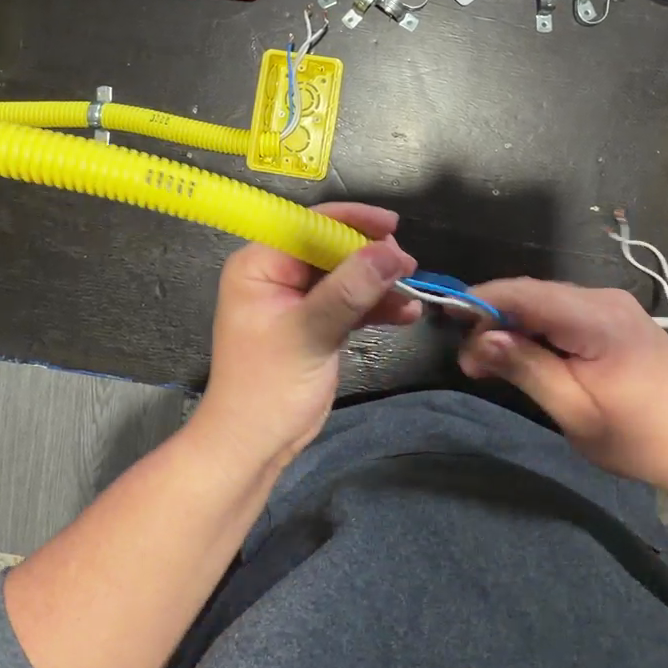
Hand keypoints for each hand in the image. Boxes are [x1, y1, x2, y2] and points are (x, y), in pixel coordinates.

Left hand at [195, 203, 419, 465]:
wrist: (255, 445)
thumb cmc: (268, 386)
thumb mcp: (309, 332)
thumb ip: (349, 290)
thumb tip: (391, 252)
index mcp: (260, 264)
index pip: (308, 226)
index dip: (351, 222)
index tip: (392, 227)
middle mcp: (276, 274)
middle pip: (331, 248)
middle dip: (370, 256)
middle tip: (407, 265)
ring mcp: (297, 299)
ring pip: (345, 275)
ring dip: (378, 283)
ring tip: (413, 291)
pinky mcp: (316, 322)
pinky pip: (349, 302)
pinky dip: (376, 306)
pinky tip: (406, 313)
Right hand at [458, 278, 667, 496]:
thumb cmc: (640, 439)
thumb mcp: (576, 413)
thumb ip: (527, 369)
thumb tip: (480, 339)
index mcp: (599, 320)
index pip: (526, 293)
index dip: (482, 301)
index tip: (448, 322)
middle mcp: (606, 300)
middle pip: (534, 295)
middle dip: (496, 321)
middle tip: (472, 363)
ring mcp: (615, 306)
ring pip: (547, 303)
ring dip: (516, 327)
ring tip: (495, 364)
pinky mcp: (619, 318)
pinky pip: (565, 312)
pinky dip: (539, 330)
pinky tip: (530, 356)